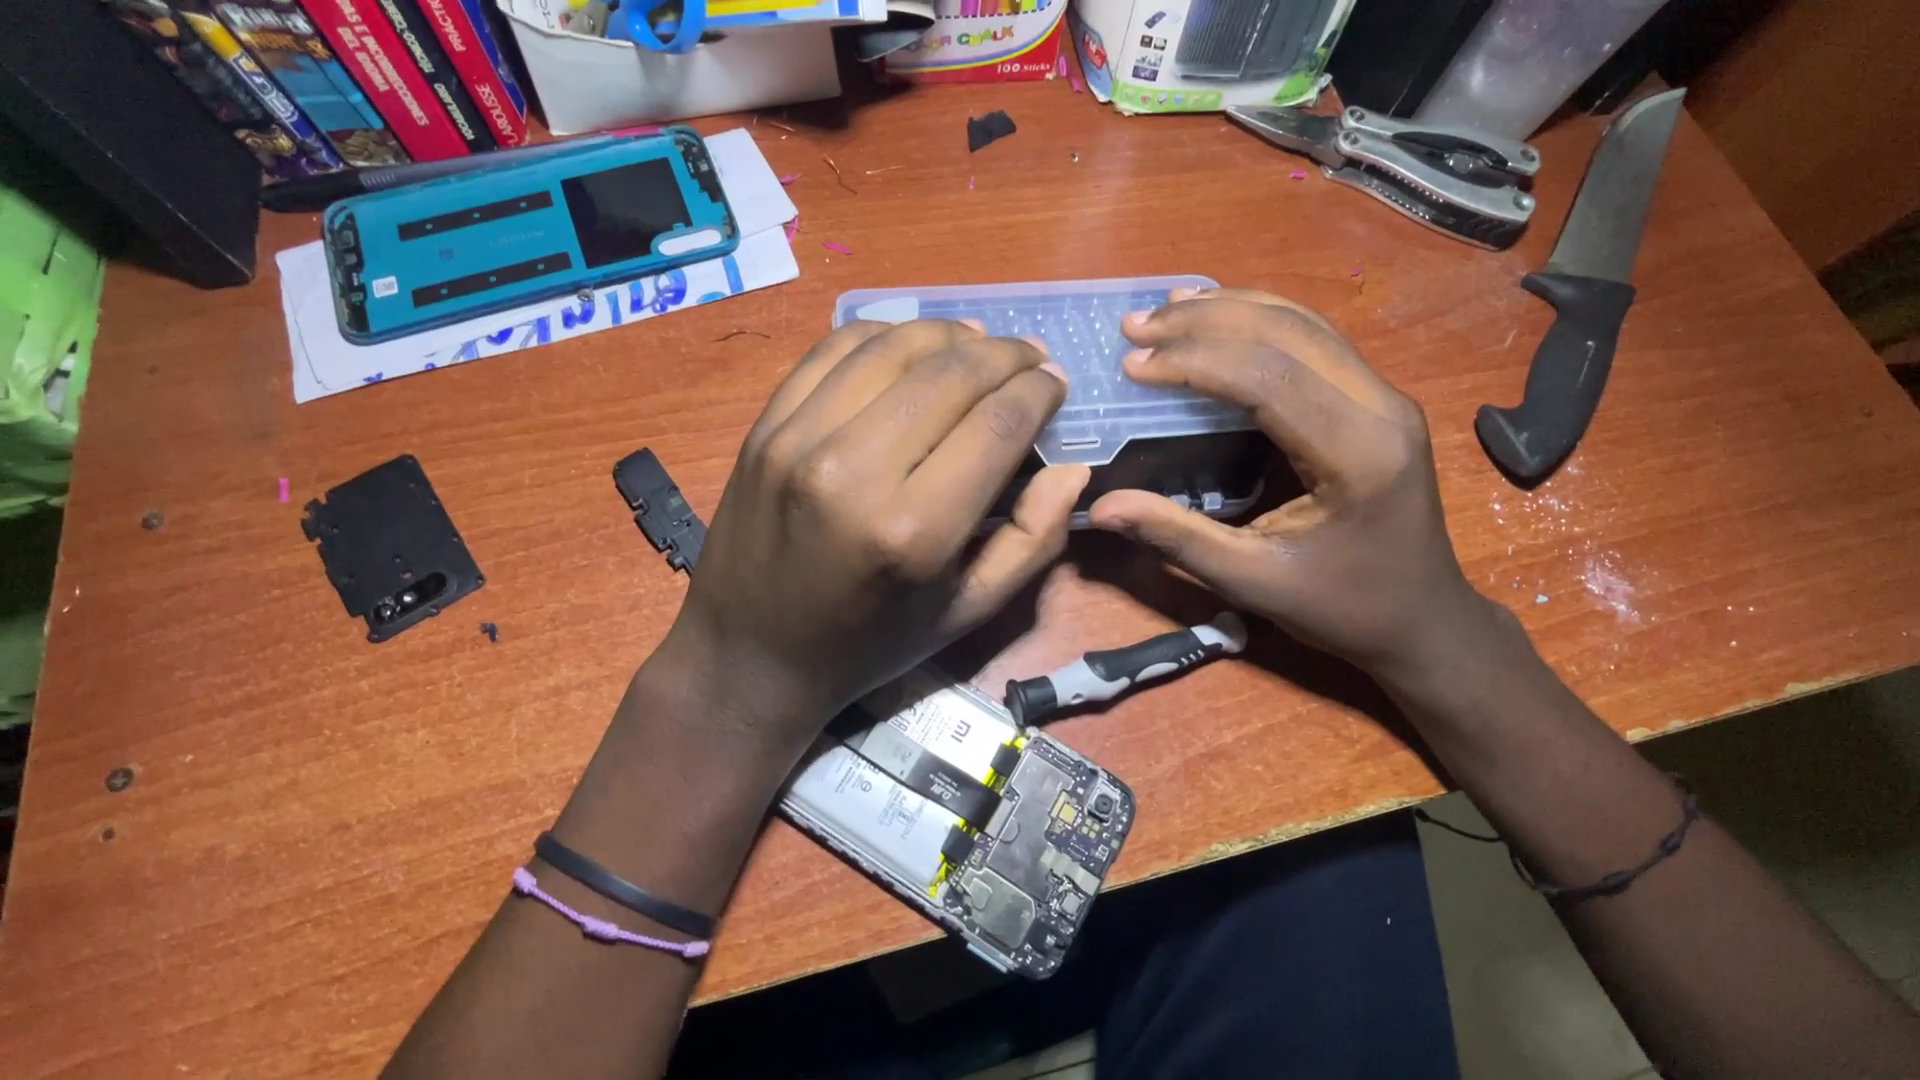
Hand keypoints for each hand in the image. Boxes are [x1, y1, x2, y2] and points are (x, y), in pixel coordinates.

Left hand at [655, 319, 1088, 755]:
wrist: (750, 655)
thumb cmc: (869, 644)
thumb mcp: (967, 614)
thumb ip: (1031, 541)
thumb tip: (1072, 466)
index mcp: (914, 532)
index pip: (997, 423)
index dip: (1039, 391)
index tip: (1056, 383)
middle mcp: (854, 470)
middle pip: (951, 373)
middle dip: (1008, 355)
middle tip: (1032, 357)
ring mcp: (799, 439)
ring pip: (894, 347)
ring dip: (951, 334)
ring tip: (983, 343)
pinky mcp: (766, 425)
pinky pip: (834, 350)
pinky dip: (885, 334)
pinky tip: (913, 345)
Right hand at [1088, 288, 1488, 675]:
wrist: (1423, 619)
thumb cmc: (1342, 608)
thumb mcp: (1253, 582)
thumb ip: (1177, 537)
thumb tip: (1101, 505)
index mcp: (1356, 452)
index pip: (1266, 377)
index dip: (1193, 362)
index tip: (1132, 364)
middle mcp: (1380, 406)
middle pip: (1286, 334)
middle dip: (1203, 323)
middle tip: (1134, 327)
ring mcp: (1385, 396)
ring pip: (1302, 324)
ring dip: (1229, 310)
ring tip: (1165, 310)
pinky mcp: (1377, 398)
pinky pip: (1314, 340)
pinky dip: (1259, 321)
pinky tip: (1218, 316)